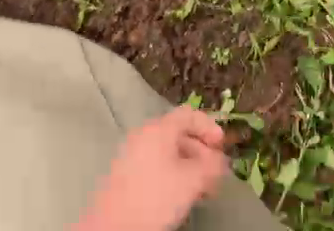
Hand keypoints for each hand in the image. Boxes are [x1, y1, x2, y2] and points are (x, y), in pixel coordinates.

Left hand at [74, 105, 228, 230]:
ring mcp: (131, 156)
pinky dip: (172, 174)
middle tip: (214, 173)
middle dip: (201, 152)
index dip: (209, 127)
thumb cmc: (155, 197)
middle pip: (179, 134)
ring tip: (201, 188)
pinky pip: (155, 166)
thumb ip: (212, 165)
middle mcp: (143, 136)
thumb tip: (221, 161)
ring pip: (168, 153)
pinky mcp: (124, 176)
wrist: (112, 229)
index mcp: (158, 129)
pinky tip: (180, 195)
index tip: (222, 146)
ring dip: (189, 166)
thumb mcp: (192, 180)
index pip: (189, 114)